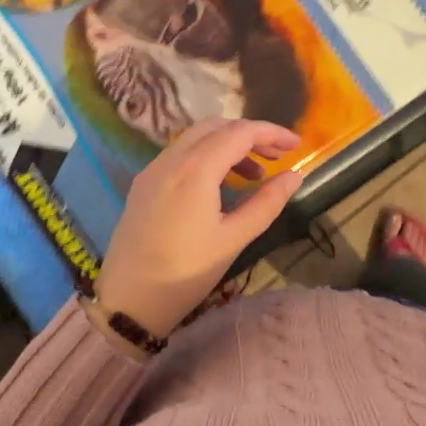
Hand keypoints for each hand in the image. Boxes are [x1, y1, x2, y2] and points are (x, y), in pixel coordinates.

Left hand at [95, 117, 304, 337]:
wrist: (128, 299)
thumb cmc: (186, 273)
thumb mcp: (233, 239)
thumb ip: (266, 203)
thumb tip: (295, 176)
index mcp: (196, 169)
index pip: (240, 132)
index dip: (272, 133)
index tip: (297, 146)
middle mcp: (171, 159)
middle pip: (216, 127)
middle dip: (249, 135)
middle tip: (275, 159)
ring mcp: (152, 170)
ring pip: (195, 138)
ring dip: (227, 145)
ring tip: (252, 176)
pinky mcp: (143, 184)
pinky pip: (178, 155)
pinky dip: (205, 156)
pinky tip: (218, 186)